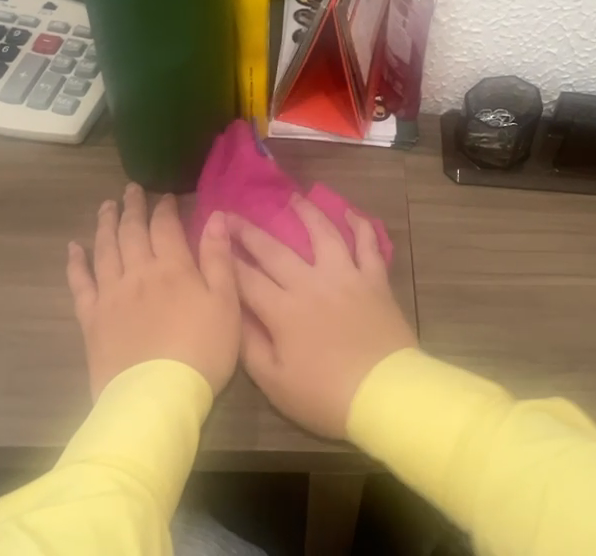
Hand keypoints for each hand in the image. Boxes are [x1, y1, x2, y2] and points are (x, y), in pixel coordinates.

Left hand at [66, 184, 239, 397]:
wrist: (157, 397)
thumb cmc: (202, 351)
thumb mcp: (226, 303)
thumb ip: (219, 258)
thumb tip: (216, 217)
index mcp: (173, 267)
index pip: (166, 227)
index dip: (165, 208)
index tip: (165, 195)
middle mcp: (138, 272)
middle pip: (132, 232)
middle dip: (132, 208)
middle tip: (130, 190)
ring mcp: (111, 294)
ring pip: (106, 249)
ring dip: (106, 225)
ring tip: (106, 207)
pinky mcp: (92, 319)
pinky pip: (80, 283)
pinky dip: (76, 263)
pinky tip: (74, 248)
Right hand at [232, 197, 415, 439]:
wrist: (384, 393)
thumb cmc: (325, 396)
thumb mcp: (275, 382)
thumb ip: (249, 346)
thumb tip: (232, 314)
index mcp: (282, 310)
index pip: (246, 279)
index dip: (226, 259)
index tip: (211, 240)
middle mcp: (311, 283)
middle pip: (275, 250)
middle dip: (250, 231)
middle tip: (234, 214)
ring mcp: (346, 276)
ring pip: (323, 234)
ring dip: (307, 214)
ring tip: (294, 198)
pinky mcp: (375, 280)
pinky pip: (367, 245)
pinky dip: (361, 226)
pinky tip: (351, 213)